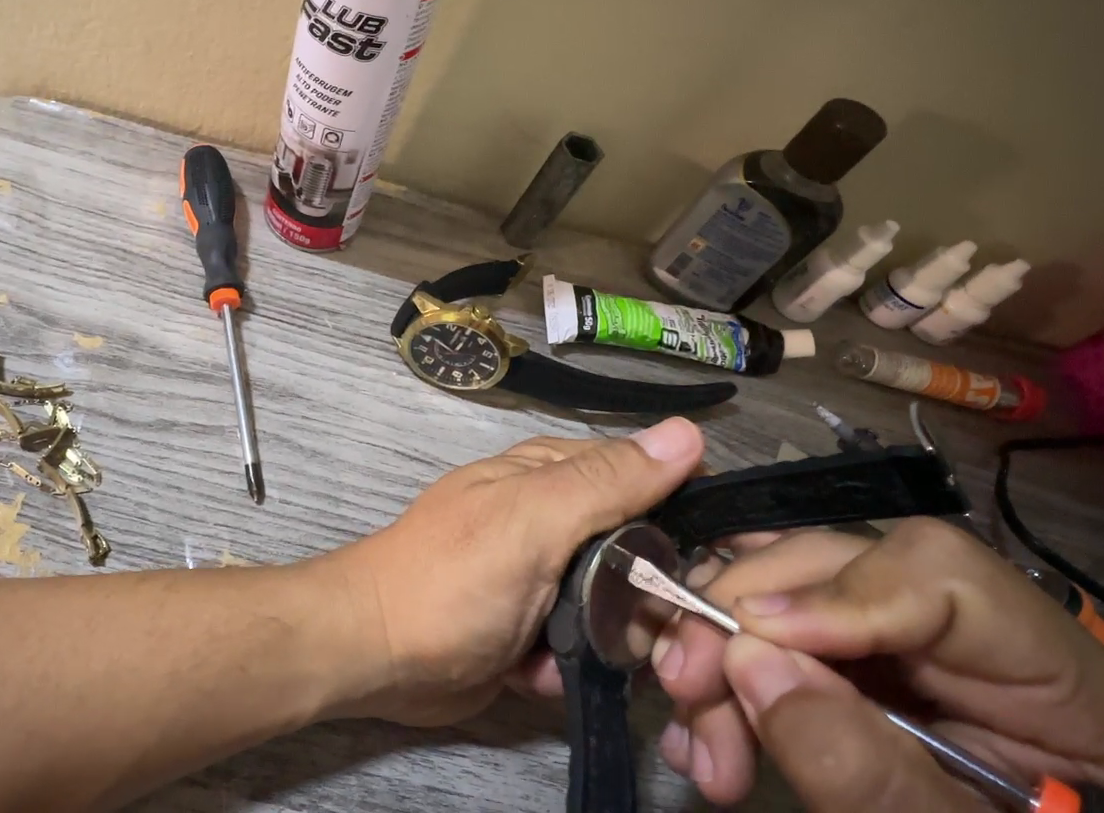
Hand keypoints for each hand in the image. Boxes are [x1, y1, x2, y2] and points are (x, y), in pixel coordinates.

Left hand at [322, 416, 704, 725]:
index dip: (688, 515)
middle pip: (639, 551)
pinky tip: (540, 672)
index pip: (646, 477)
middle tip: (650, 631)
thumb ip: (605, 482)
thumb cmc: (452, 578)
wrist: (377, 654)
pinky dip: (568, 663)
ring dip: (612, 638)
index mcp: (550, 476)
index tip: (726, 563)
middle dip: (650, 595)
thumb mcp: (531, 520)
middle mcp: (551, 519)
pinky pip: (580, 646)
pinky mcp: (530, 630)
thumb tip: (687, 431)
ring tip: (588, 654)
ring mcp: (540, 577)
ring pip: (617, 606)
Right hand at [653, 520, 1103, 811]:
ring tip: (698, 749)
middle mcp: (970, 641)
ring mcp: (903, 652)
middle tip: (683, 684)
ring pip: (782, 601)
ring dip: (719, 665)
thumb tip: (750, 662)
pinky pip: (766, 643)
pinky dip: (720, 685)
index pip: (939, 574)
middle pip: (834, 571)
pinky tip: (701, 740)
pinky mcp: (851, 673)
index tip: (748, 643)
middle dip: (741, 623)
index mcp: (1062, 683)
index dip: (833, 594)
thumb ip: (873, 773)